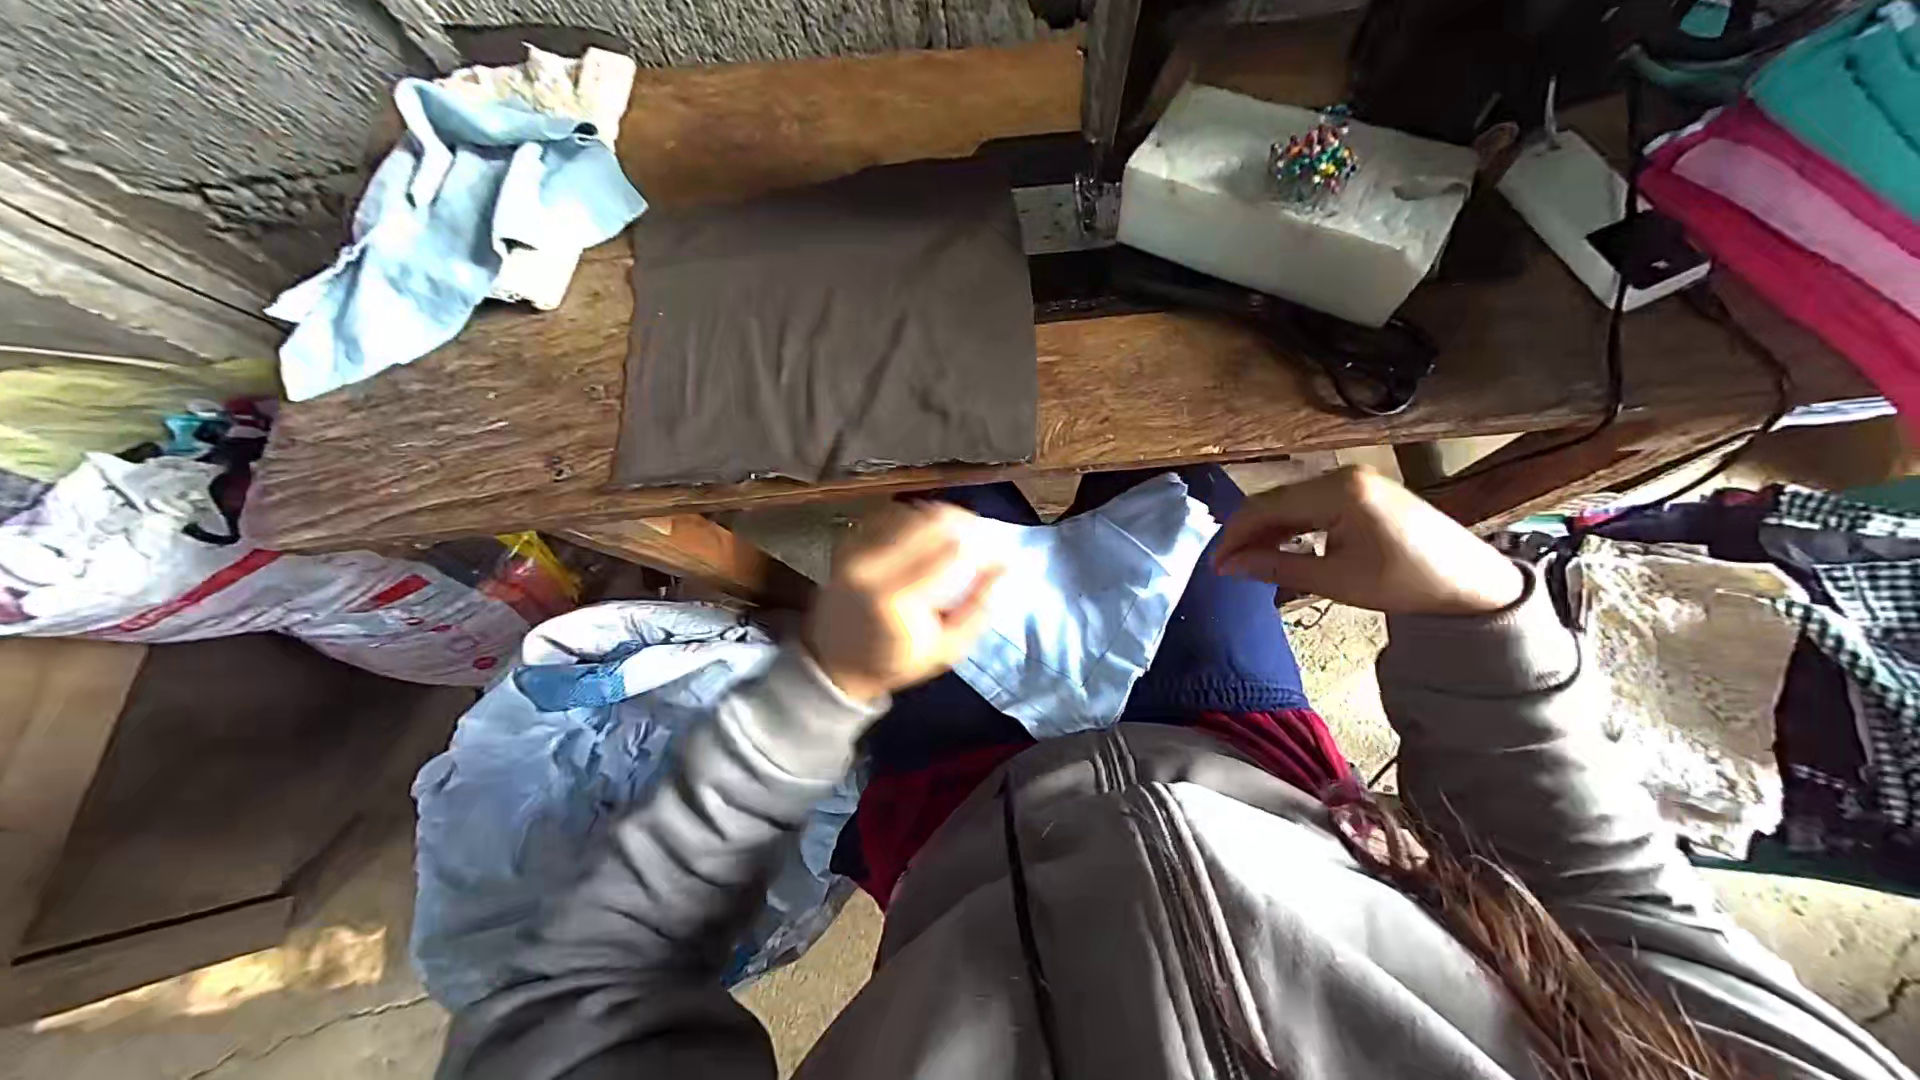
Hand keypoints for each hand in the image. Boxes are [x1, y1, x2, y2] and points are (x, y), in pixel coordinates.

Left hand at [803, 502, 1002, 703]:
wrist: (836, 662)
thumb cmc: (896, 661)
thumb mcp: (947, 649)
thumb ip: (979, 606)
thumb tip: (1005, 565)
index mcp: (896, 600)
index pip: (950, 551)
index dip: (982, 544)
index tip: (998, 551)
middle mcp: (870, 567)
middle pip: (929, 520)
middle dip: (963, 522)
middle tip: (980, 534)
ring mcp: (854, 552)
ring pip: (909, 511)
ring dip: (938, 516)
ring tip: (955, 533)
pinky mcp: (846, 543)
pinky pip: (887, 514)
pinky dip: (912, 517)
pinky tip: (925, 532)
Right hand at [1212, 466, 1523, 616]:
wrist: (1472, 583)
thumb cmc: (1407, 583)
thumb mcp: (1336, 580)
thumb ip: (1276, 567)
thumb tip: (1229, 567)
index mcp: (1338, 491)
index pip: (1265, 507)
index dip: (1234, 536)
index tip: (1216, 566)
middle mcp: (1341, 475)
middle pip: (1273, 500)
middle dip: (1245, 533)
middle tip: (1228, 566)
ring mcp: (1351, 479)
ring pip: (1288, 501)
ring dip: (1265, 530)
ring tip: (1248, 561)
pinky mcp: (1359, 489)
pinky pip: (1308, 503)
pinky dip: (1288, 525)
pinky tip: (1278, 546)